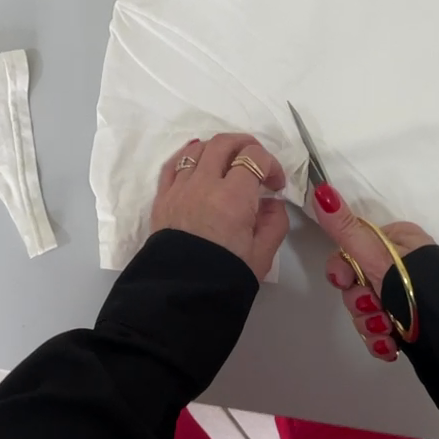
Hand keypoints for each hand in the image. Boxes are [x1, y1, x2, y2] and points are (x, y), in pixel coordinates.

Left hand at [150, 134, 290, 278]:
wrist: (181, 295)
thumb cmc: (226, 276)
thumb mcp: (262, 255)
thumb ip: (274, 223)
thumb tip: (273, 202)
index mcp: (232, 197)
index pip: (254, 157)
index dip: (271, 164)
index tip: (276, 184)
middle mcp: (203, 184)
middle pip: (223, 143)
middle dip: (245, 144)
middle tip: (256, 160)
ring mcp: (179, 187)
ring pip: (197, 148)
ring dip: (217, 149)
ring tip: (228, 162)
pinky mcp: (162, 197)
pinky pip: (173, 164)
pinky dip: (188, 156)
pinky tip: (197, 161)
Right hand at [308, 187, 433, 362]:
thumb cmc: (416, 288)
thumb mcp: (376, 256)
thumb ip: (344, 228)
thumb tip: (321, 189)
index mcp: (397, 241)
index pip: (351, 249)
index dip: (342, 269)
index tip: (344, 281)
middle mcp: (401, 267)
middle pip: (356, 283)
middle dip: (360, 303)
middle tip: (373, 309)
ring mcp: (406, 299)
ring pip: (367, 309)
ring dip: (370, 325)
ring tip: (386, 332)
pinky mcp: (410, 326)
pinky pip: (381, 332)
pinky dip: (381, 341)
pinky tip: (390, 347)